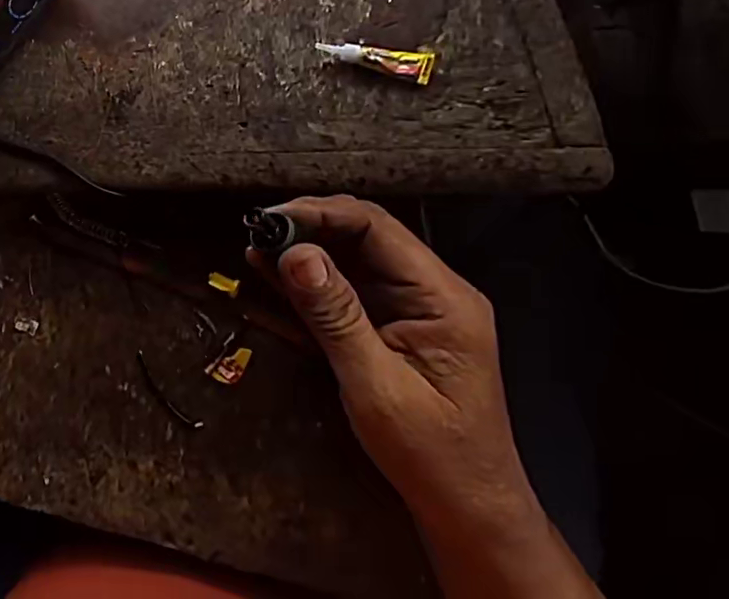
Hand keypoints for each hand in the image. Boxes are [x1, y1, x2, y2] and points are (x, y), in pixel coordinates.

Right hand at [245, 196, 540, 536]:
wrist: (469, 513)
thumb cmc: (432, 458)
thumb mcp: (376, 387)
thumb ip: (336, 317)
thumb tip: (295, 254)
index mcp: (442, 296)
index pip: (376, 228)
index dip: (321, 214)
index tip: (272, 219)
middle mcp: (431, 288)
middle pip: (365, 234)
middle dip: (311, 226)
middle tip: (260, 230)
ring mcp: (413, 304)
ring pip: (354, 255)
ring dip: (307, 249)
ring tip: (259, 244)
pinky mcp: (394, 322)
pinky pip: (350, 286)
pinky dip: (313, 279)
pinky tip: (275, 270)